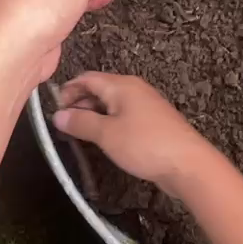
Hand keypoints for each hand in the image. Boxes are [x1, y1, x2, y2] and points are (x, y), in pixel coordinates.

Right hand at [51, 72, 230, 198]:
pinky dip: (108, 122)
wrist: (188, 164)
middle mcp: (134, 89)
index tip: (54, 108)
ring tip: (79, 132)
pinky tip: (103, 138)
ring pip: (111, 103)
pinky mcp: (153, 121)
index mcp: (121, 85)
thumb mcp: (106, 134)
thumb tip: (58, 116)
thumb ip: (81, 123)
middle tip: (63, 123)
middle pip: (99, 88)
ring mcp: (145, 105)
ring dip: (93, 114)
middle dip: (79, 102)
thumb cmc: (145, 145)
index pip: (87, 78)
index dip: (68, 90)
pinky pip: (123, 115)